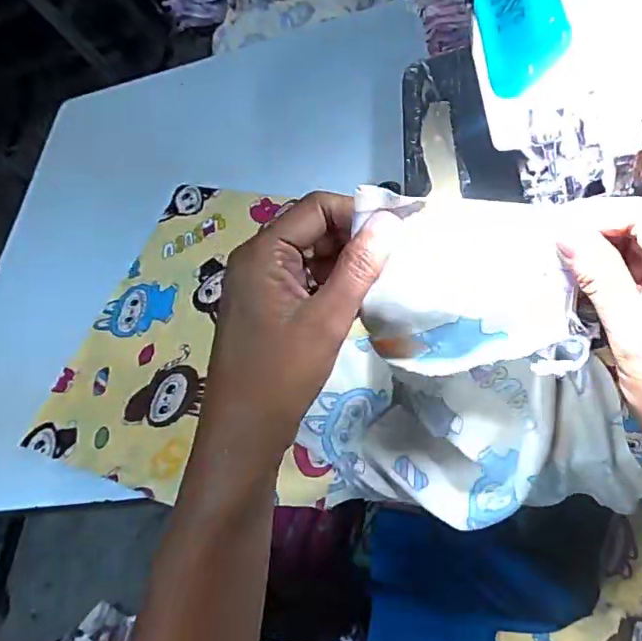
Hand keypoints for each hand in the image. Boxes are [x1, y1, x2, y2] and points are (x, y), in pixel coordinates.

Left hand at [200, 192, 398, 467]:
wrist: (244, 432)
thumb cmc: (282, 375)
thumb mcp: (327, 319)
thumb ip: (358, 268)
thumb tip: (389, 222)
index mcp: (262, 253)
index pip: (316, 208)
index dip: (358, 213)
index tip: (397, 231)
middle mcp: (256, 259)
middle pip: (312, 228)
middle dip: (354, 238)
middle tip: (396, 256)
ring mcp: (260, 283)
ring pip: (310, 255)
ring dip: (345, 262)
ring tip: (384, 277)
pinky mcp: (267, 305)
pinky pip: (304, 279)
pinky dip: (331, 283)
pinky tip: (359, 297)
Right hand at [557, 199, 641, 494]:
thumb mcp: (632, 334)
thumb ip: (599, 276)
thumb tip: (565, 233)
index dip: (598, 218)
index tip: (556, 231)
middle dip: (601, 237)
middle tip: (555, 249)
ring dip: (608, 260)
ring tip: (565, 268)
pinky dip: (623, 281)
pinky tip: (591, 288)